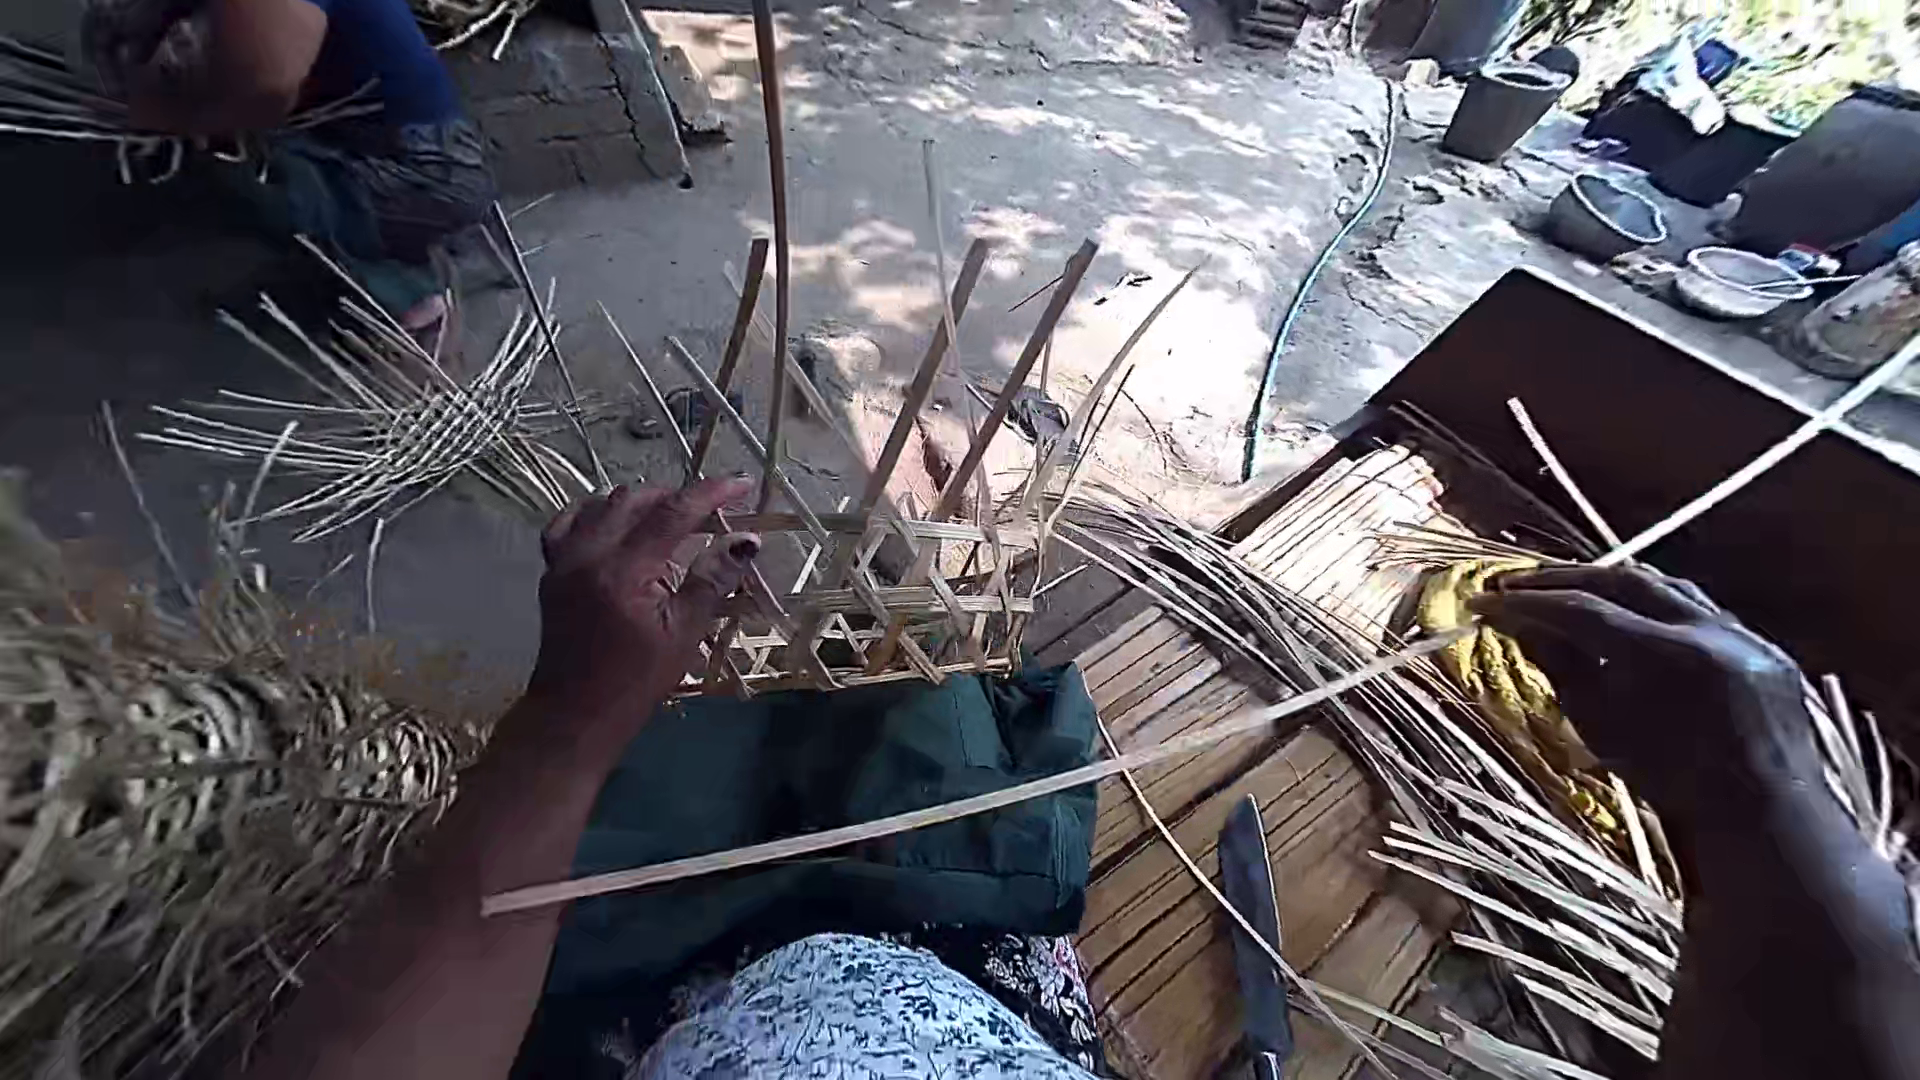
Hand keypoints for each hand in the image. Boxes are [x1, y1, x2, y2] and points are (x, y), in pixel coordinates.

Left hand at [527, 478, 759, 721]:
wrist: (575, 714)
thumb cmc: (638, 679)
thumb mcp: (685, 631)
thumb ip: (713, 578)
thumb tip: (748, 541)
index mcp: (624, 570)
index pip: (673, 513)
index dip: (711, 493)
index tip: (741, 484)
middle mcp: (588, 554)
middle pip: (636, 500)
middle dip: (679, 495)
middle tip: (714, 508)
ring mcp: (563, 560)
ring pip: (602, 504)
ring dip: (643, 500)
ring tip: (675, 514)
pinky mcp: (553, 571)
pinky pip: (569, 522)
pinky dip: (599, 511)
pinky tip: (618, 520)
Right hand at [1469, 566, 1817, 828]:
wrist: (1760, 817)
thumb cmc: (1662, 773)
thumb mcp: (1592, 714)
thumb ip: (1555, 658)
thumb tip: (1511, 621)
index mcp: (1666, 655)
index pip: (1578, 608)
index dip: (1522, 601)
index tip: (1481, 601)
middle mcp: (1709, 633)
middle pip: (1619, 581)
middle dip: (1557, 579)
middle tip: (1509, 584)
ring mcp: (1743, 636)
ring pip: (1658, 585)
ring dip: (1599, 581)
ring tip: (1555, 587)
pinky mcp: (1757, 646)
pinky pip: (1688, 605)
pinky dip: (1640, 598)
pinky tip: (1612, 606)